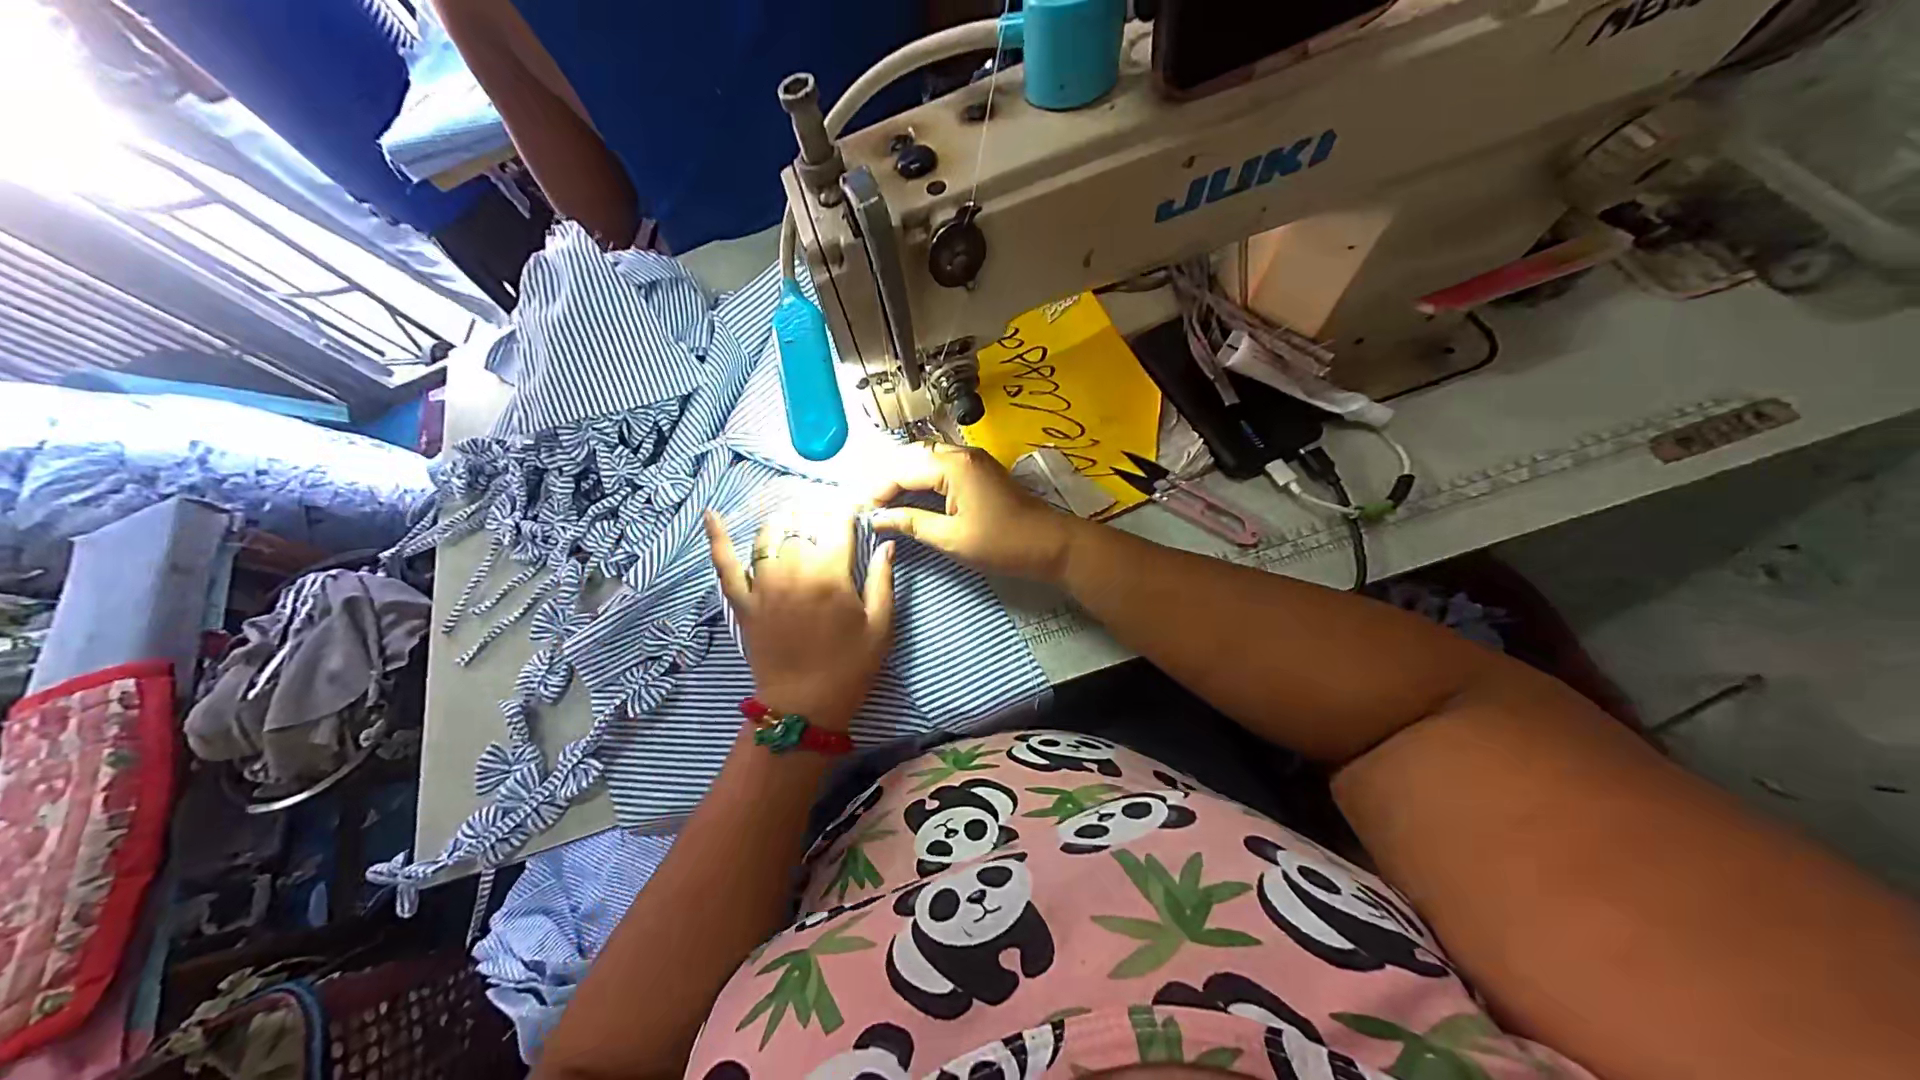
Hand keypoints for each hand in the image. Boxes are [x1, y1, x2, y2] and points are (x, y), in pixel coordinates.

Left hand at [704, 507, 893, 729]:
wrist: (804, 705)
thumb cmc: (850, 667)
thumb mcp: (880, 626)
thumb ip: (882, 581)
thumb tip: (886, 543)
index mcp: (831, 576)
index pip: (837, 525)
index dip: (847, 511)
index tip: (854, 509)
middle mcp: (794, 572)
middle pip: (801, 526)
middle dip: (816, 516)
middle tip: (827, 521)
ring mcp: (763, 586)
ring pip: (767, 537)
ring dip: (782, 523)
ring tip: (795, 521)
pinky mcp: (742, 602)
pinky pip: (725, 565)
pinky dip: (717, 538)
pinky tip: (711, 515)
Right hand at [862, 444, 1084, 582]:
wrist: (1051, 544)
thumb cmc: (1002, 544)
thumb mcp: (951, 538)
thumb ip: (911, 523)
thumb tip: (878, 519)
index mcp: (953, 466)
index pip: (902, 470)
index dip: (879, 491)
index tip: (863, 513)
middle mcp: (961, 453)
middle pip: (912, 457)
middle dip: (888, 480)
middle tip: (872, 508)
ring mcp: (973, 459)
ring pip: (926, 459)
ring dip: (905, 477)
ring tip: (887, 504)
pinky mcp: (980, 470)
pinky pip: (942, 466)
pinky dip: (923, 478)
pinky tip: (913, 498)